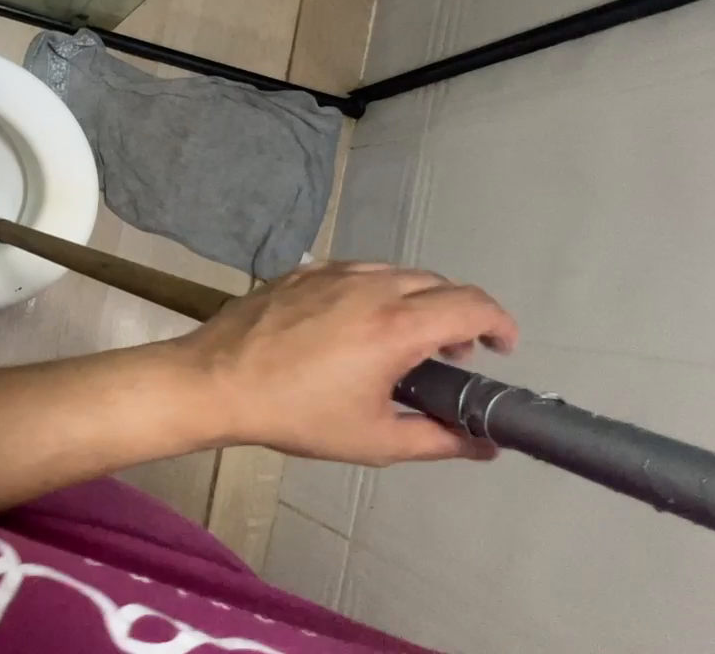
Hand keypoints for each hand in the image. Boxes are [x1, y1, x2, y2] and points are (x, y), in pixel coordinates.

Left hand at [181, 261, 517, 465]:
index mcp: (394, 324)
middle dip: (456, 315)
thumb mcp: (376, 440)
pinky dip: (370, 289)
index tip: (500, 349)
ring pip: (391, 272)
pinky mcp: (295, 273)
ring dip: (412, 299)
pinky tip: (352, 323)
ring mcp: (325, 274)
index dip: (499, 323)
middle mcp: (365, 286)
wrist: (215, 381)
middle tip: (446, 356)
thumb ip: (440, 439)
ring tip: (400, 339)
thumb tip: (483, 443)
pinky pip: (350, 270)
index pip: (471, 304)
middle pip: (434, 283)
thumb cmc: (295, 413)